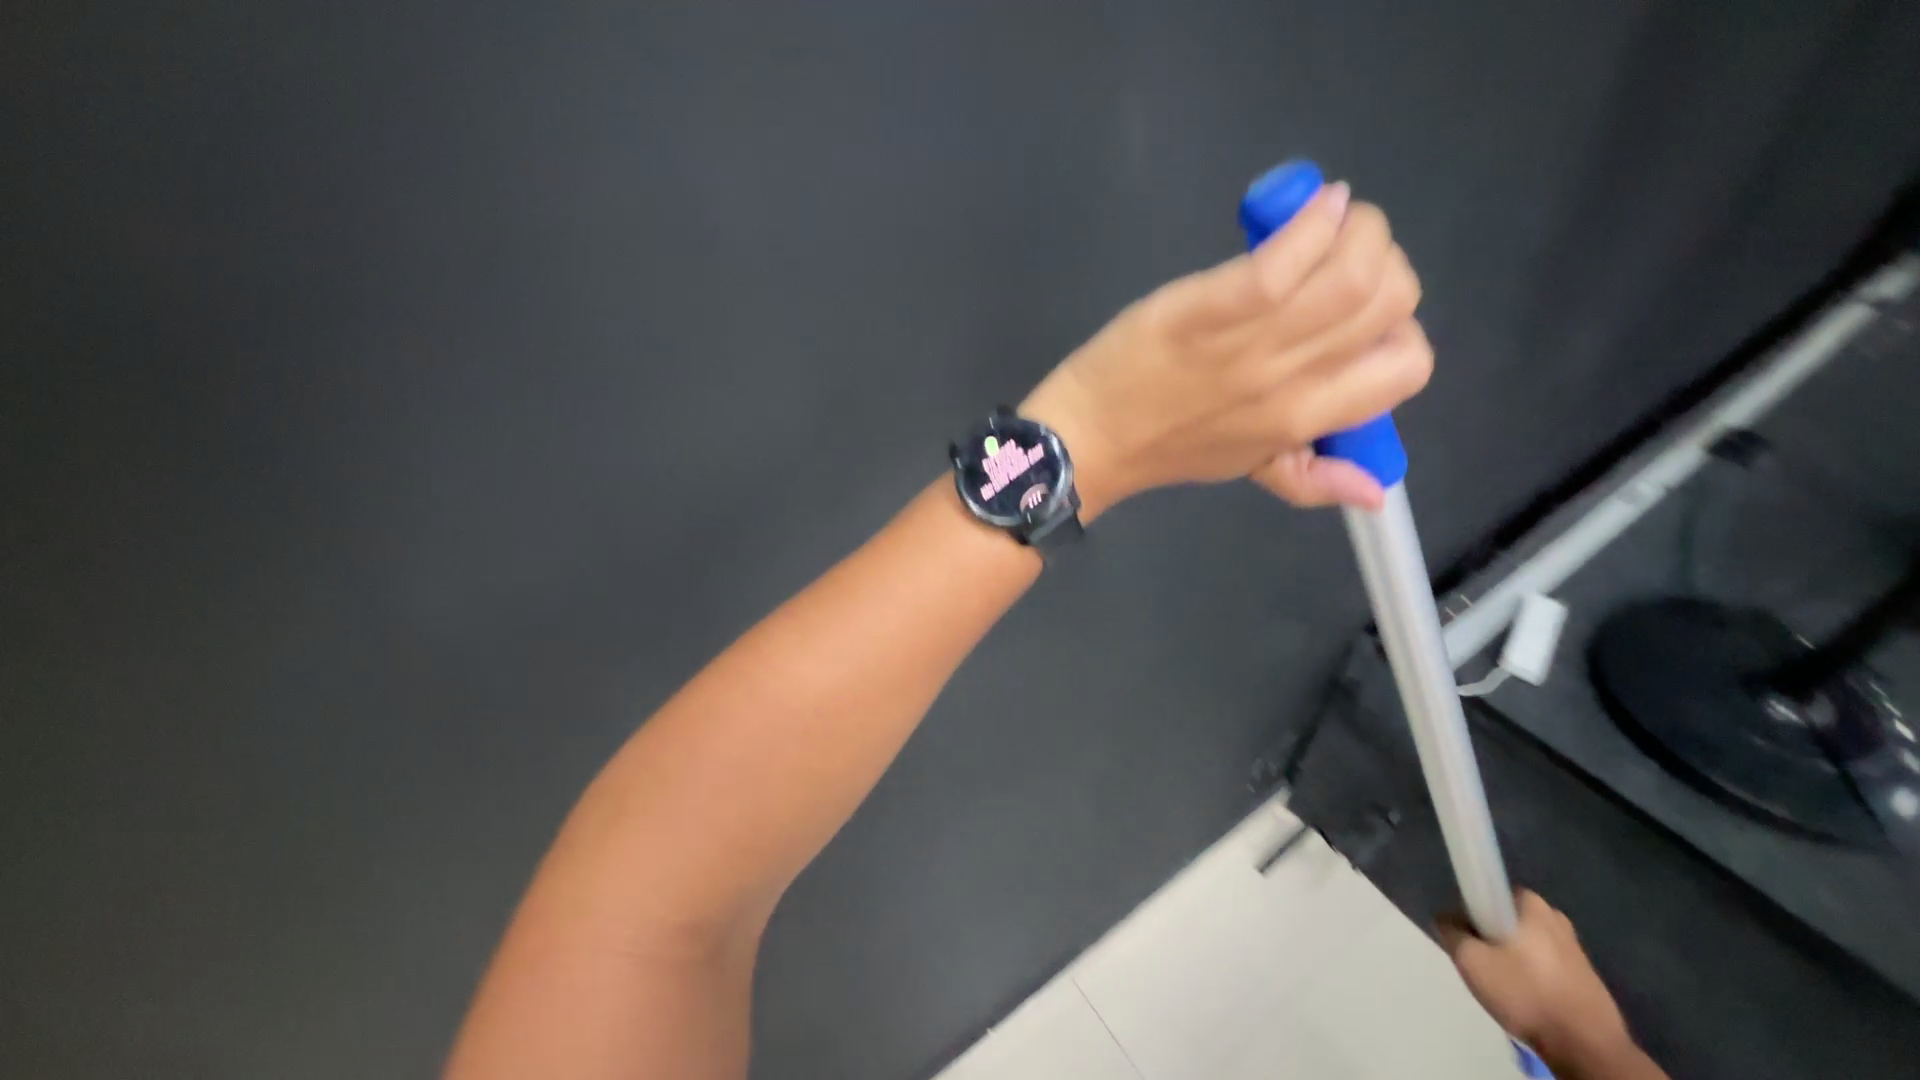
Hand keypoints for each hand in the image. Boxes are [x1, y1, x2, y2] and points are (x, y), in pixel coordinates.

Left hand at [1019, 181, 1430, 519]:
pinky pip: (1285, 260)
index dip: (1400, 329)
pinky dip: (1314, 221)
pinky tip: (1314, 205)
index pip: (1407, 367)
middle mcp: (1293, 381)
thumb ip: (1313, 477)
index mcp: (1307, 420)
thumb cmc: (1169, 445)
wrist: (1092, 436)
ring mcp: (1253, 343)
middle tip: (1344, 255)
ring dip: (1361, 229)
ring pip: (1354, 272)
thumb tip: (1377, 495)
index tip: (1362, 314)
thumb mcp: (1249, 468)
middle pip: (1391, 302)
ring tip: (1332, 218)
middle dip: (1386, 264)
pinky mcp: (1210, 308)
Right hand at [1438, 891, 1636, 1070]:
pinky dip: (1532, 978)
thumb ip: (1450, 930)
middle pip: (1505, 920)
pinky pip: (1544, 965)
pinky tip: (1528, 1000)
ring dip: (1512, 960)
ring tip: (1506, 989)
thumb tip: (1448, 919)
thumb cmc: (1525, 993)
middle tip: (1483, 967)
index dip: (1470, 917)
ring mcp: (1574, 947)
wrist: (1586, 1047)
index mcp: (1530, 903)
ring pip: (1524, 944)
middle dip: (1491, 939)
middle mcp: (1555, 916)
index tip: (1468, 943)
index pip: (1485, 896)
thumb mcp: (1470, 960)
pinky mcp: (1585, 974)